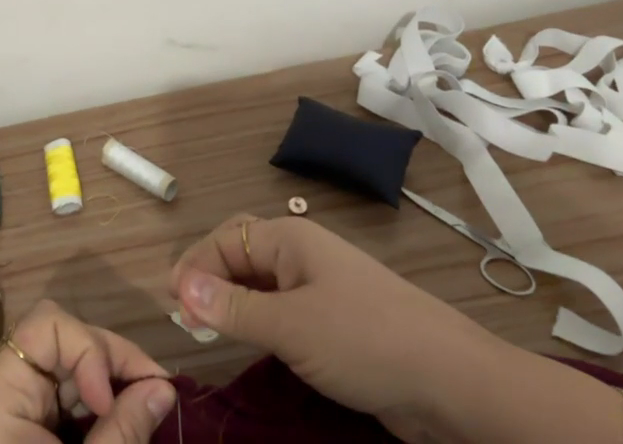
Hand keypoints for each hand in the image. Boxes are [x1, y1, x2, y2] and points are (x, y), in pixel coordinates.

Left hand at [0, 299, 176, 443]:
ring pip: (72, 369)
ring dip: (113, 384)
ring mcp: (17, 410)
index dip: (88, 346)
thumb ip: (123, 431)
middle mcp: (5, 389)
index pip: (47, 325)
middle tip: (157, 393)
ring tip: (148, 409)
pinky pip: (69, 399)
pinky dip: (100, 407)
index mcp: (0, 392)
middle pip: (64, 341)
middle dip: (113, 361)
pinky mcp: (29, 431)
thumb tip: (164, 387)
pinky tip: (125, 425)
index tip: (107, 400)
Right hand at [168, 214, 509, 423]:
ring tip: (208, 329)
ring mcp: (323, 289)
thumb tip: (179, 286)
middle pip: (242, 255)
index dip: (194, 267)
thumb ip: (232, 307)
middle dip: (210, 277)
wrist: (451, 383)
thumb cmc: (365, 341)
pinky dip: (259, 322)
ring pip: (263, 285)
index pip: (226, 240)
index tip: (171, 306)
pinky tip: (251, 343)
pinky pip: (284, 312)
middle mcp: (304, 255)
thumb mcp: (290, 326)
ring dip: (232, 302)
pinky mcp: (337, 324)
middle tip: (186, 315)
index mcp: (291, 239)